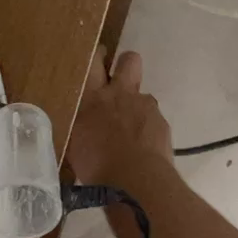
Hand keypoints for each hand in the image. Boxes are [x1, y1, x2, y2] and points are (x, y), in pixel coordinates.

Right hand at [64, 47, 176, 190]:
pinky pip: (154, 120)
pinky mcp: (162, 123)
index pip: (93, 61)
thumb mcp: (74, 146)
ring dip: (137, 108)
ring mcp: (145, 107)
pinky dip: (148, 131)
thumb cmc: (97, 166)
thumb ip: (79, 127)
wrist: (136, 181)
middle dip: (125, 66)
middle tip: (118, 84)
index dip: (97, 56)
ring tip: (130, 134)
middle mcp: (121, 94)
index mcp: (93, 98)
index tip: (97, 60)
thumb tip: (80, 124)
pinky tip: (142, 150)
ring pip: (143, 96)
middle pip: (129, 61)